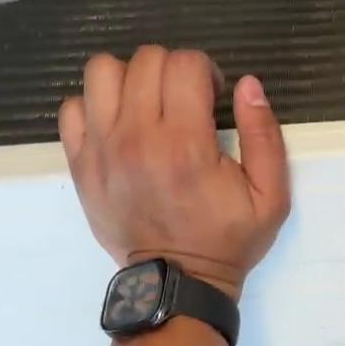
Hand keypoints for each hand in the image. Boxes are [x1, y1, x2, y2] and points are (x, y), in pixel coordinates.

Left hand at [59, 46, 290, 298]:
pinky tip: (118, 127)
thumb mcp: (271, 199)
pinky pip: (73, 107)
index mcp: (186, 144)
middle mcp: (138, 138)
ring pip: (103, 72)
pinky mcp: (81, 165)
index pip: (186, 64)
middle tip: (184, 105)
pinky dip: (95, 107)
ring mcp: (102, 150)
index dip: (206, 72)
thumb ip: (265, 138)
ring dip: (130, 80)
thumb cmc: (228, 241)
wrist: (179, 284)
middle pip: (146, 60)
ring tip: (147, 107)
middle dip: (172, 72)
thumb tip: (247, 85)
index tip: (212, 99)